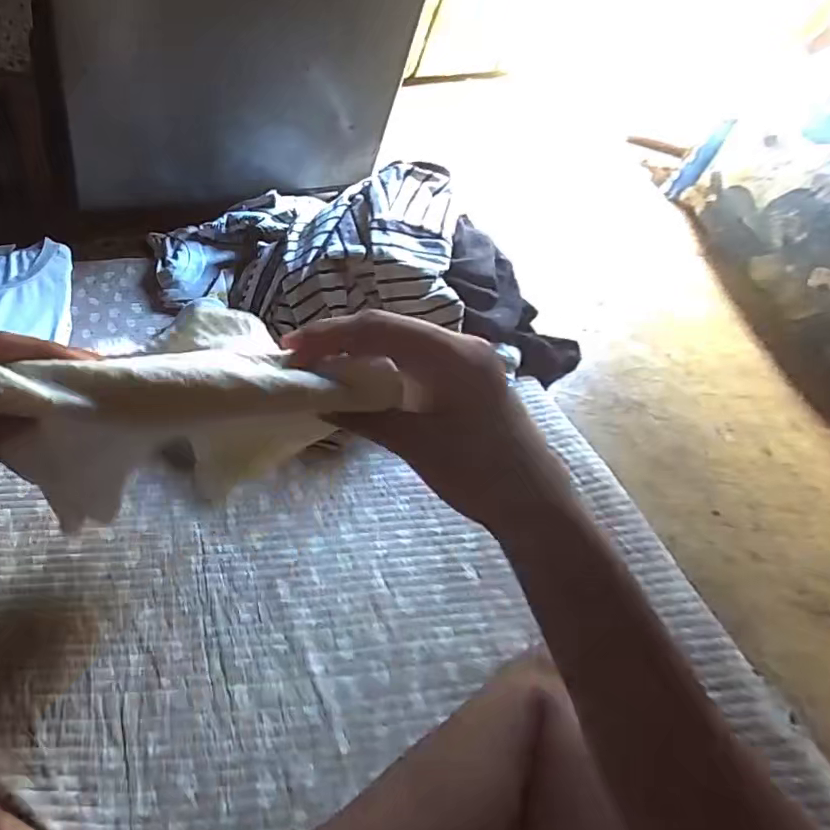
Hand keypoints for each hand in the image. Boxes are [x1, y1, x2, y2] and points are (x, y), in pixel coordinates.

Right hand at [282, 311, 579, 539]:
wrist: (537, 504)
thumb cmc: (478, 474)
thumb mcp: (413, 444)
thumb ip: (362, 416)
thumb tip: (316, 400)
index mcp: (452, 355)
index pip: (377, 328)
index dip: (328, 335)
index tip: (292, 349)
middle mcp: (460, 345)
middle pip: (385, 325)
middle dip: (336, 335)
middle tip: (295, 351)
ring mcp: (464, 357)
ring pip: (396, 336)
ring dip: (353, 343)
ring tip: (316, 357)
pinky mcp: (463, 373)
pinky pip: (410, 352)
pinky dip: (376, 356)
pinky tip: (353, 367)